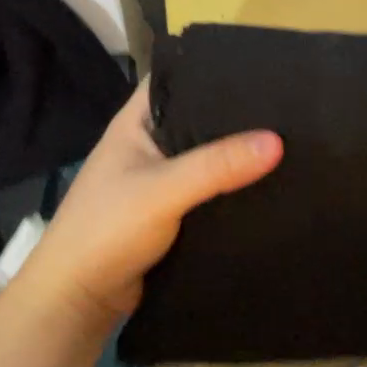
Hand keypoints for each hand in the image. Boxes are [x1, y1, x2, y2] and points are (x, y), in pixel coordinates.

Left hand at [16, 78, 281, 323]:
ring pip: (210, 154)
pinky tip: (271, 177)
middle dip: (239, 112)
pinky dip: (235, 184)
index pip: (180, 76)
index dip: (216, 66)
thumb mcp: (163, 191)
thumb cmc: (106, 231)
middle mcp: (150, 143)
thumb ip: (218, 165)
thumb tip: (278, 142)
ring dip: (239, 151)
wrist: (75, 304)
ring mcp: (161, 177)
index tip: (263, 63)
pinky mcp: (173, 209)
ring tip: (292, 133)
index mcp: (137, 122)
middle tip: (290, 99)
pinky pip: (212, 187)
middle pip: (202, 115)